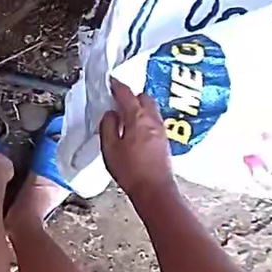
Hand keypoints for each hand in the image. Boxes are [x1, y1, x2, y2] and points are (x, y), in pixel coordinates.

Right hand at [100, 78, 178, 203]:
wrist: (154, 190)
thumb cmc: (130, 170)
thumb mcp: (109, 147)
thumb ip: (108, 126)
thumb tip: (110, 114)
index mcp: (137, 118)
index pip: (126, 94)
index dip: (117, 86)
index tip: (110, 82)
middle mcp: (152, 120)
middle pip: (143, 97)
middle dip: (131, 95)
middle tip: (117, 100)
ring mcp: (161, 129)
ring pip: (150, 108)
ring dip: (138, 107)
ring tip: (124, 115)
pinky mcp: (164, 140)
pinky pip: (153, 120)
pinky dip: (143, 118)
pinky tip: (134, 129)